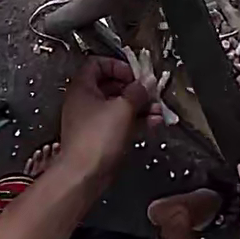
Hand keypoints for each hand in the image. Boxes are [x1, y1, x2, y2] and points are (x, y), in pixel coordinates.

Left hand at [55, 56, 154, 180]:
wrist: (84, 174)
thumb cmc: (96, 138)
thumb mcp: (122, 109)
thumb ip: (137, 92)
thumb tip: (147, 82)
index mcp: (82, 88)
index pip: (97, 64)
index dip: (117, 65)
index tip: (135, 74)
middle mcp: (84, 101)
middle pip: (110, 85)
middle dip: (134, 88)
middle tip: (150, 93)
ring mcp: (91, 120)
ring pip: (117, 105)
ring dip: (139, 105)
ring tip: (157, 110)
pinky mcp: (100, 137)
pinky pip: (119, 122)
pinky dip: (135, 120)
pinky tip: (153, 122)